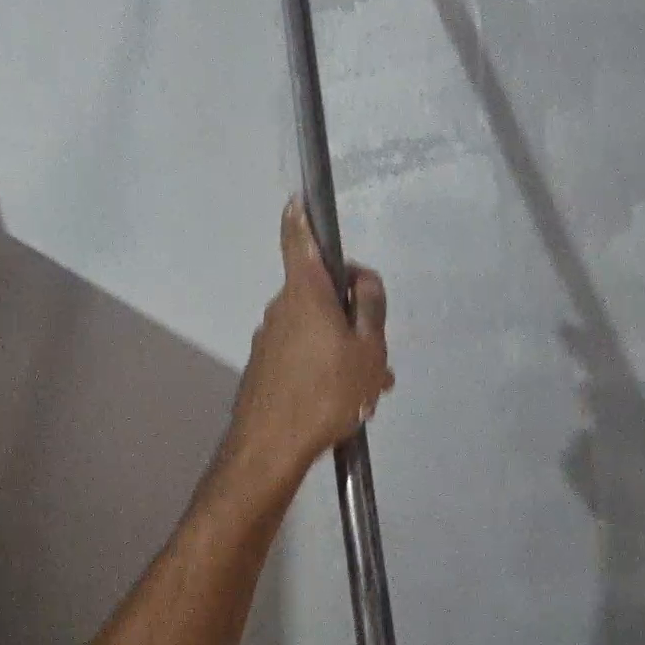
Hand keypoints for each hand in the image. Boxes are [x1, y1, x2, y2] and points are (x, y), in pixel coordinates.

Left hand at [226, 197, 393, 478]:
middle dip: (351, 311)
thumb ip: (370, 309)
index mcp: (306, 293)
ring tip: (371, 386)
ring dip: (343, 346)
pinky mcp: (265, 365)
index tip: (297, 199)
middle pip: (319, 290)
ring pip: (316, 328)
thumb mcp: (368, 350)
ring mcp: (270, 337)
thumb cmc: (327, 391)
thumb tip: (363, 281)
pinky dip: (326, 365)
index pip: (298, 241)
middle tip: (378, 349)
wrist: (270, 445)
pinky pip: (303, 352)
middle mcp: (282, 307)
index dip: (300, 216)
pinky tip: (346, 399)